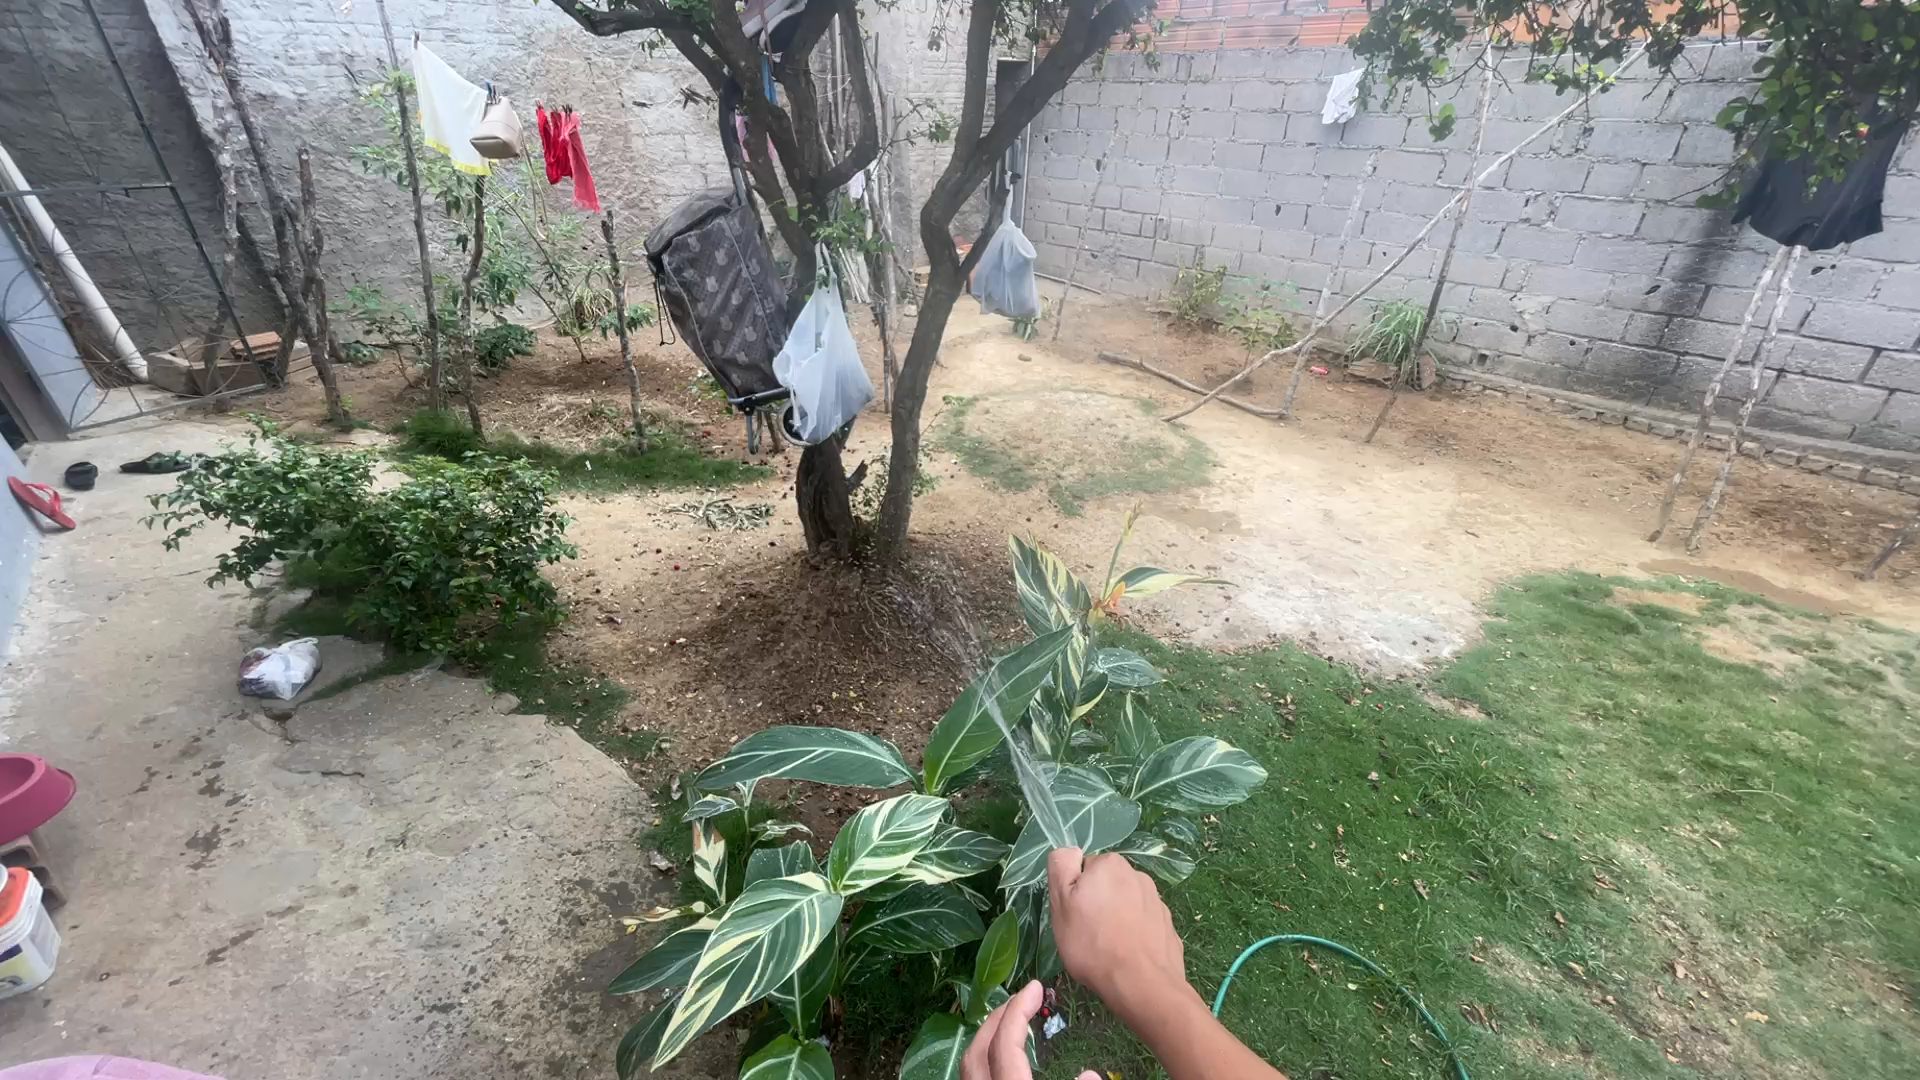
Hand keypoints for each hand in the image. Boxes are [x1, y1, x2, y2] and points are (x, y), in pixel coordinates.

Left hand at [961, 980, 1097, 1079]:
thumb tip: (1091, 1074)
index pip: (1005, 1046)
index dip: (1018, 1012)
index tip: (1036, 987)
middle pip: (977, 1053)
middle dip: (997, 1019)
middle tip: (1020, 1000)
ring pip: (970, 1068)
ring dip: (988, 1039)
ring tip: (1010, 1023)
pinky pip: (976, 1079)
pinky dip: (986, 1061)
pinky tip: (1005, 1061)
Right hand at [1047, 848, 1196, 1023]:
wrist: (1143, 986)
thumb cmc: (1093, 944)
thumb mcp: (1061, 902)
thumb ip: (1062, 866)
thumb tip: (1071, 851)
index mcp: (1110, 863)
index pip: (1083, 870)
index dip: (1075, 893)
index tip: (1075, 916)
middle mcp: (1137, 874)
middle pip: (1106, 885)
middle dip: (1097, 904)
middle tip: (1088, 933)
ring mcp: (1157, 901)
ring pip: (1126, 904)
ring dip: (1118, 918)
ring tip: (1110, 949)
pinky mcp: (1168, 926)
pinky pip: (1143, 924)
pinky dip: (1135, 935)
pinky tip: (1130, 957)